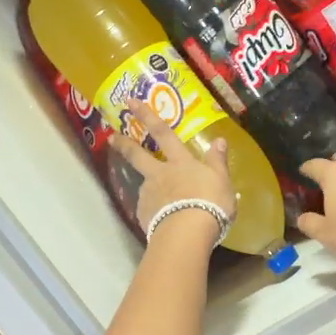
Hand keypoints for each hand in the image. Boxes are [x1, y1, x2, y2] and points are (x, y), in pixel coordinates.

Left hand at [113, 101, 236, 238]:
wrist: (188, 232)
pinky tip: (163, 221)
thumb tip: (219, 140)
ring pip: (145, 186)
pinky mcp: (144, 215)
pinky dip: (154, 212)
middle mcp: (160, 174)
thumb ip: (218, 162)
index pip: (163, 133)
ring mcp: (149, 194)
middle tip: (112, 137)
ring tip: (163, 204)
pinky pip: (149, 210)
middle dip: (125, 144)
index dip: (147, 116)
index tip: (130, 102)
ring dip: (150, 189)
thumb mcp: (222, 181)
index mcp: (180, 163)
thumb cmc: (210, 203)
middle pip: (138, 155)